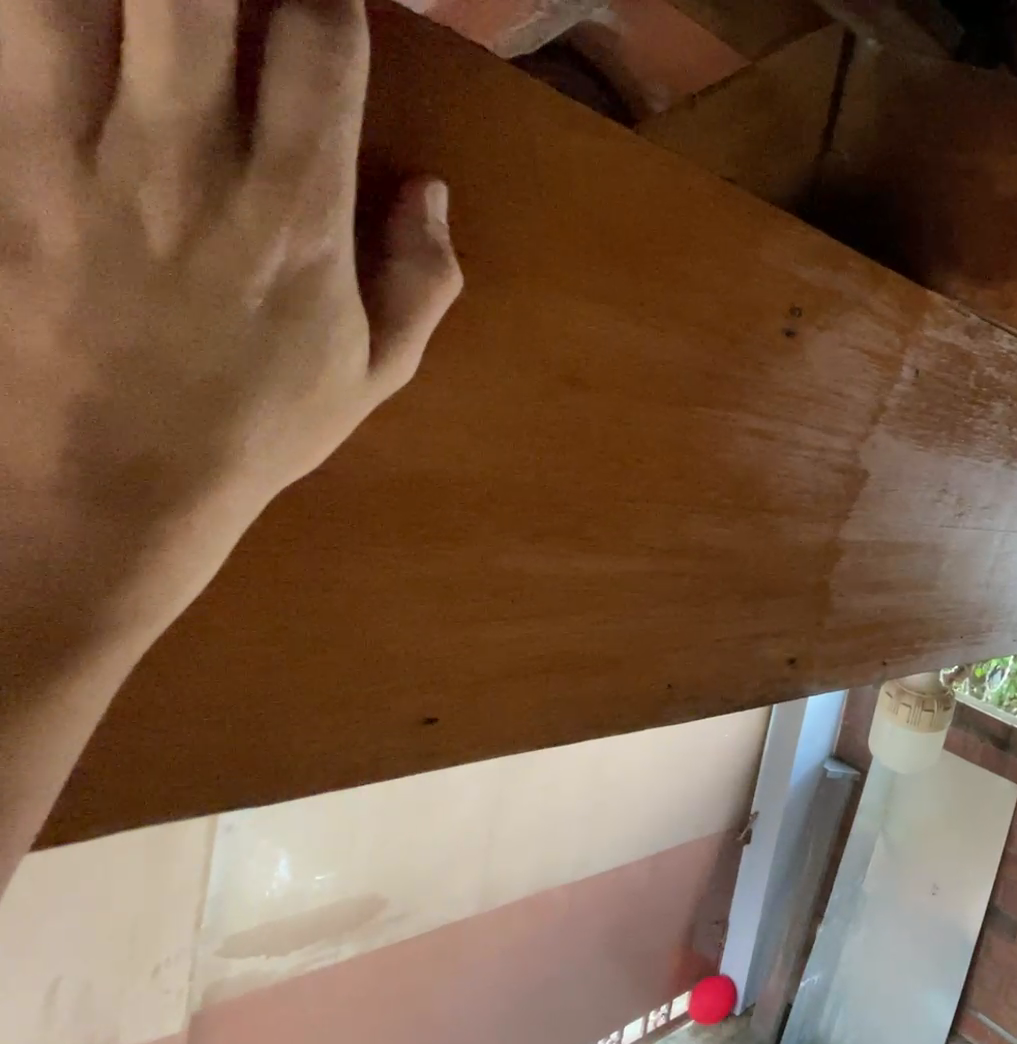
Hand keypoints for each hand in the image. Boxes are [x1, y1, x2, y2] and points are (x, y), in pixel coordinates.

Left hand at [0, 0, 461, 643]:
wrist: (111, 478)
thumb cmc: (264, 422)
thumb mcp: (381, 368)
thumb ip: (420, 276)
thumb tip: (430, 189)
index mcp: (298, 214)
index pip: (320, 54)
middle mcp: (189, 162)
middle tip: (253, 0)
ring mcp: (74, 154)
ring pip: (73, 1)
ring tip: (168, 11)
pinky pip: (1, 43)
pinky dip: (34, 18)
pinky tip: (69, 25)